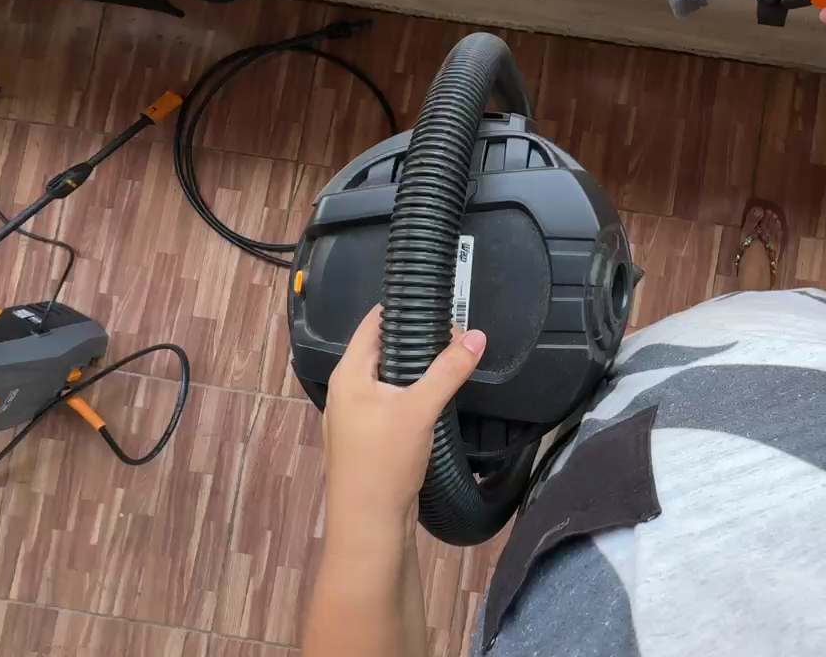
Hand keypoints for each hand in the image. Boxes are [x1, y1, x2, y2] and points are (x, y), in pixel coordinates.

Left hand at [322, 309, 486, 535]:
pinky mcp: (371, 435)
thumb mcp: (420, 409)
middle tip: (457, 328)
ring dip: (419, 363)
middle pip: (384, 347)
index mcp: (349, 376)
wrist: (369, 528)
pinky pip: (394, 396)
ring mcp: (358, 415)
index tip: (438, 297)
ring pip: (391, 374)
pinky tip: (439, 391)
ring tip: (454, 353)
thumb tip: (477, 335)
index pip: (373, 324)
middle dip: (419, 335)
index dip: (403, 306)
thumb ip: (449, 369)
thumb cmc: (384, 462)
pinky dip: (415, 386)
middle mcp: (348, 390)